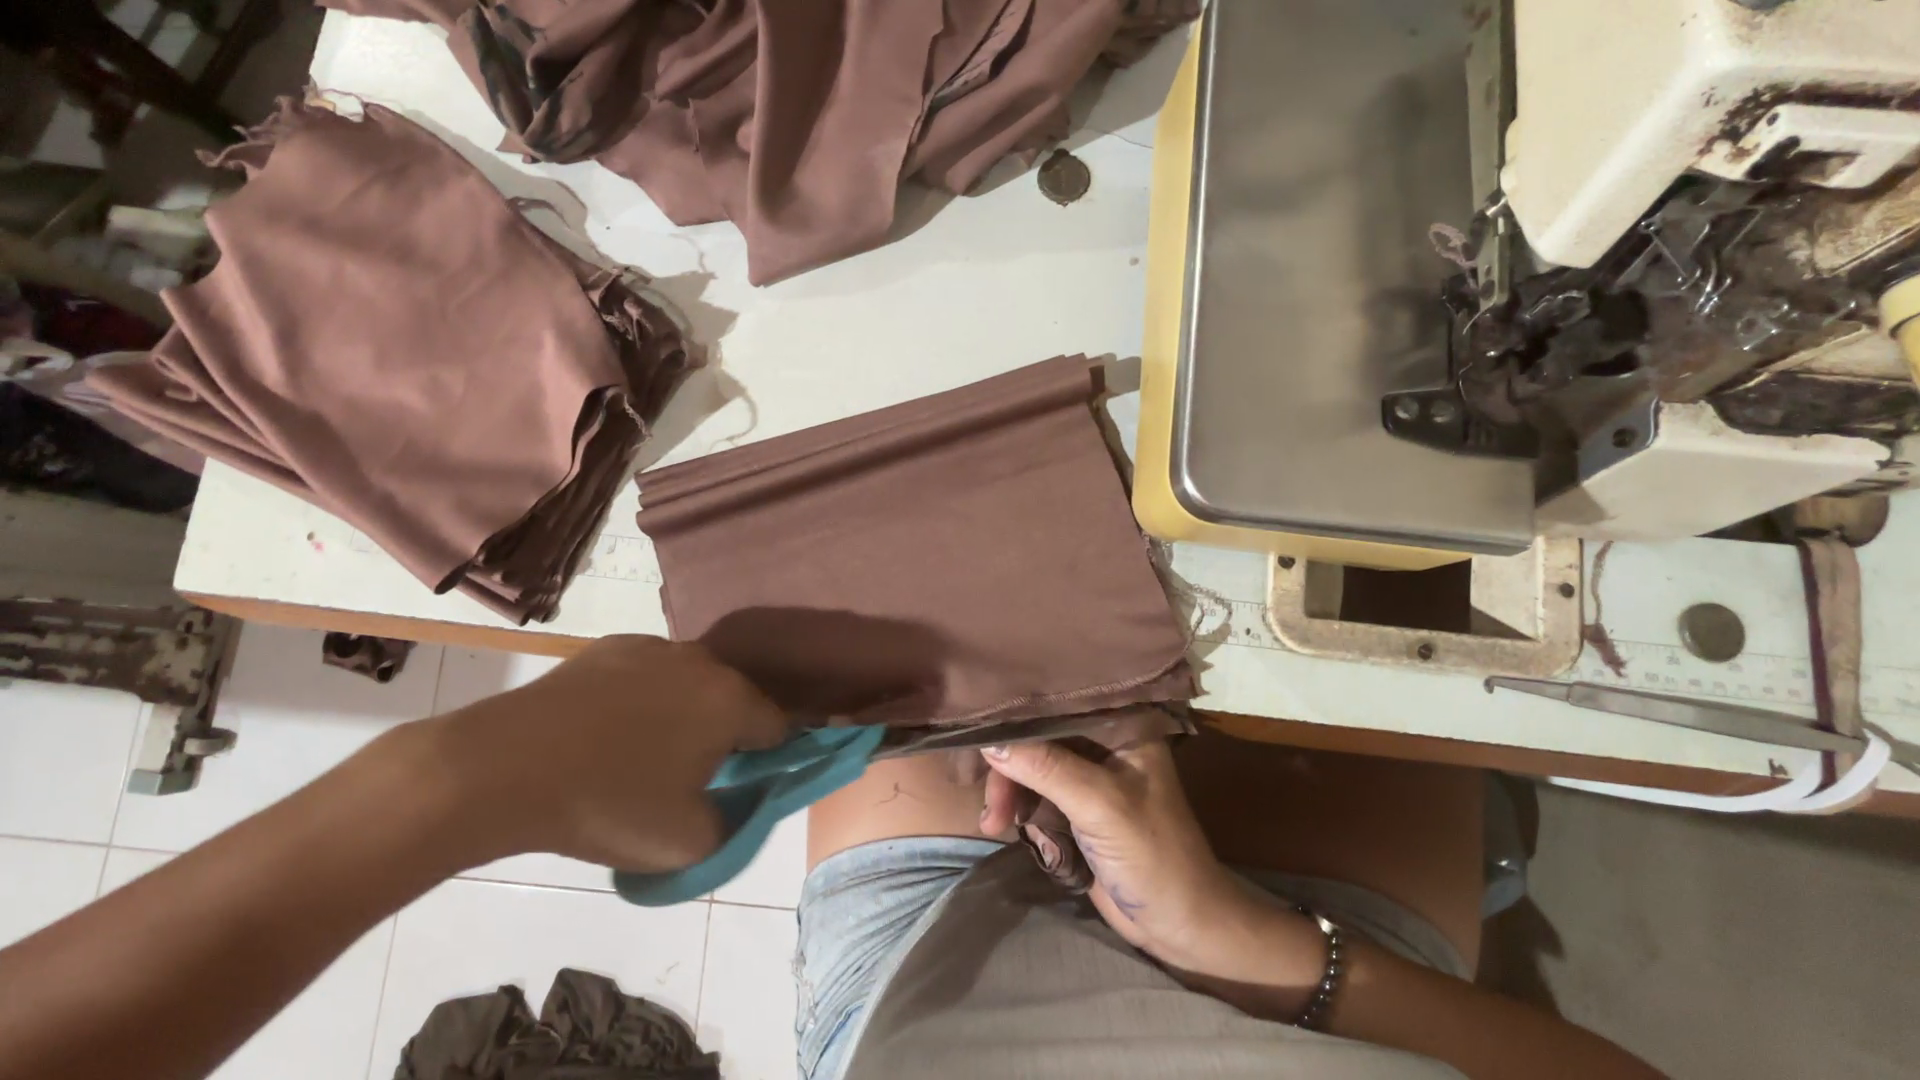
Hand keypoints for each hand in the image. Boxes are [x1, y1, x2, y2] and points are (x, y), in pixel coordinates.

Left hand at [421, 635, 787, 872]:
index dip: (768, 762)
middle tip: (689, 780)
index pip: (779, 728)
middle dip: (724, 737)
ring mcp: (651, 647)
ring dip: (683, 717)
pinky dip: (640, 702)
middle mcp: (701, 662)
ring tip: (640, 759)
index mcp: (731, 701)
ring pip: (690, 687)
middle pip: (735, 702)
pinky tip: (604, 735)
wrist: (499, 769)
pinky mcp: (606, 647)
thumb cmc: (606, 805)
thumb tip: (740, 800)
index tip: (740, 789)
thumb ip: (736, 822)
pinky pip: (646, 677)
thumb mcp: (688, 843)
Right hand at [978, 738, 1311, 980]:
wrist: (1179, 925)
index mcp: (1124, 728)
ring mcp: (1090, 778)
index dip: (1020, 713)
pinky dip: (1016, 810)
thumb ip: (1046, 768)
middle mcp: (1105, 744)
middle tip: (992, 806)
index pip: (1062, 704)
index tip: (977, 725)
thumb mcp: (1099, 805)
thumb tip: (989, 741)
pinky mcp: (1077, 809)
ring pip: (1031, 767)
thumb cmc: (1153, 856)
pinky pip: (1034, 795)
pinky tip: (1001, 827)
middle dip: (1010, 768)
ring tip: (993, 825)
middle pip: (1039, 738)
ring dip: (1008, 793)